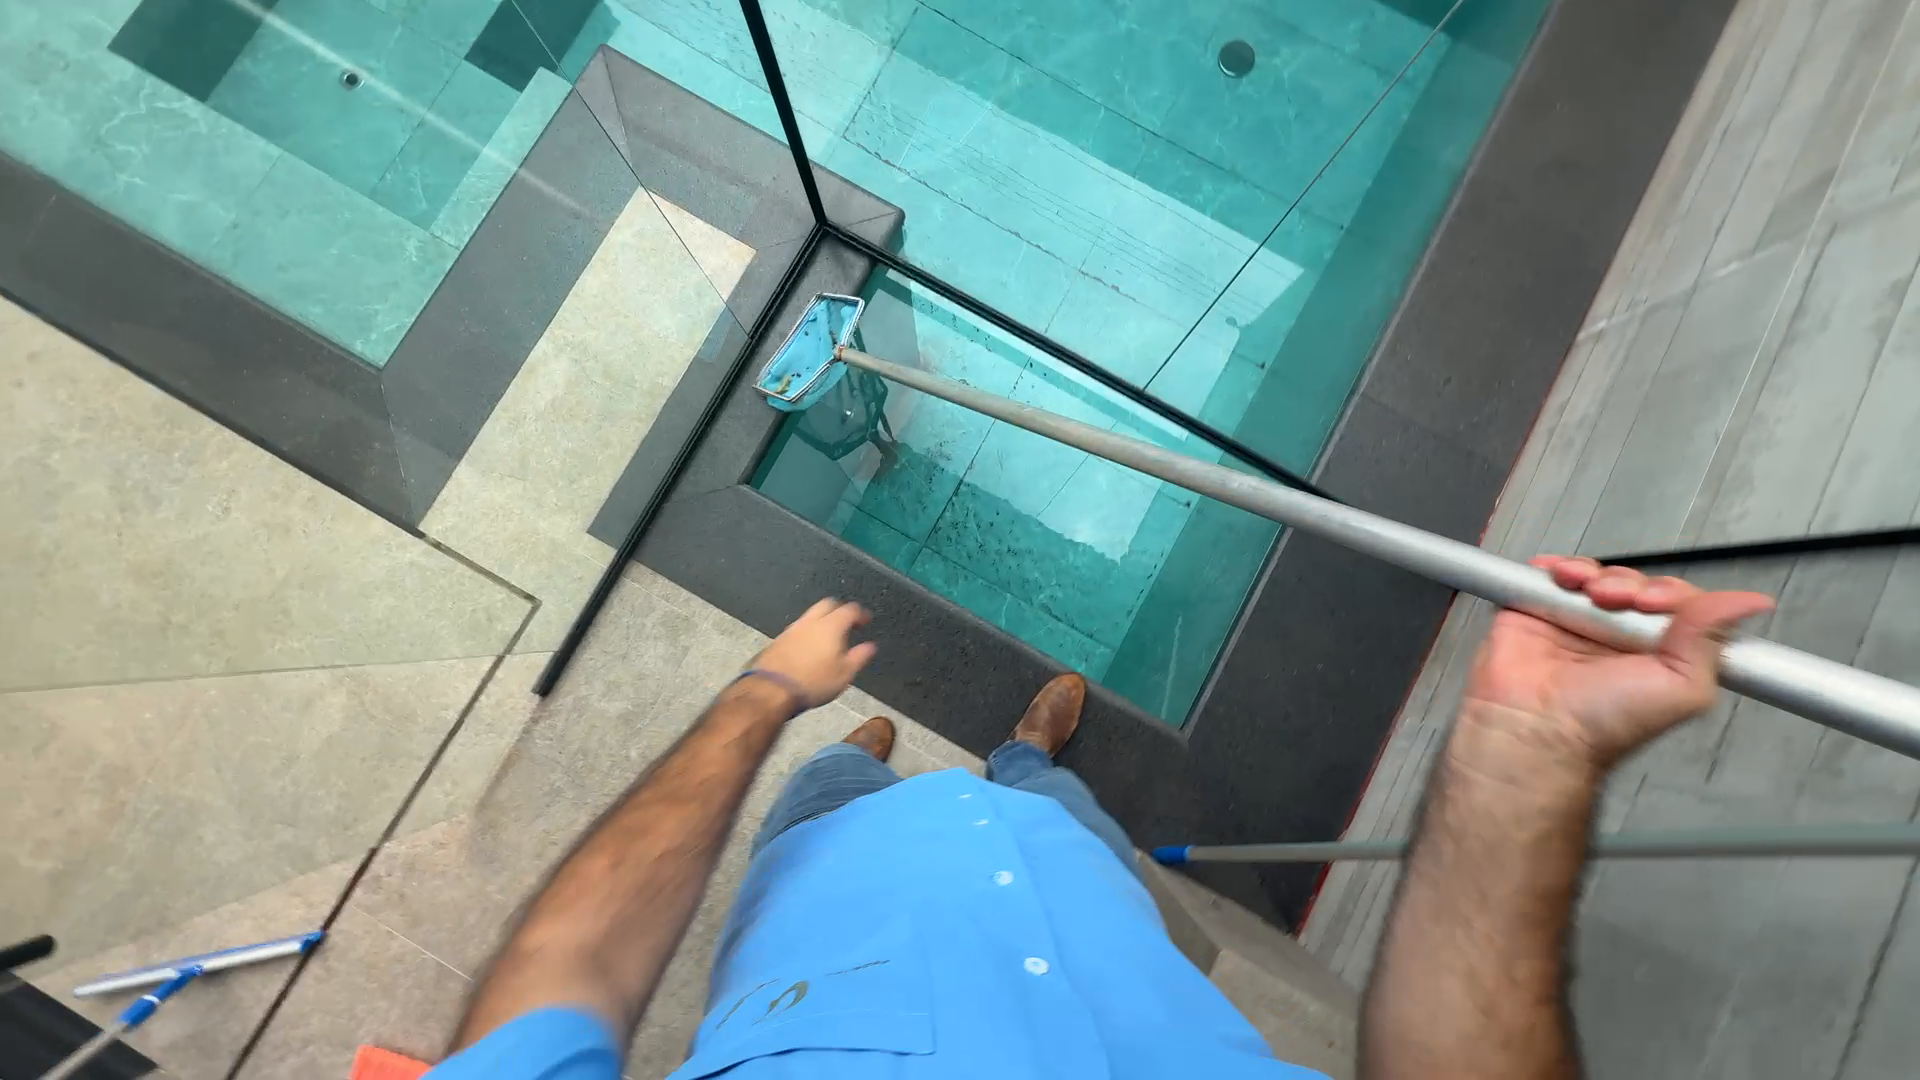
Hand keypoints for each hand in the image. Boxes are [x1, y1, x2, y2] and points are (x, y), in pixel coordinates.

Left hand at [749, 598, 877, 709]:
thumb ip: (859, 656)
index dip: (860, 613)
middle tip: (848, 623)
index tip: (866, 621)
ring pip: (811, 615)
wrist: (771, 689)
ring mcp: (793, 628)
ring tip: (829, 636)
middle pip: (828, 604)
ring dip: (823, 620)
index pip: (850, 609)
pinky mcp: (779, 639)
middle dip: (840, 610)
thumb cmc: (814, 681)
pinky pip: (799, 628)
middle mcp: (811, 621)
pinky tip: (810, 646)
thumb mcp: (844, 674)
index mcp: (831, 625)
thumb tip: (870, 646)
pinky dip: (809, 631)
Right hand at [1459, 556, 1773, 772]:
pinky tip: (1558, 572)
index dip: (1668, 593)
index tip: (1651, 604)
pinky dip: (1550, 567)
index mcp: (1655, 650)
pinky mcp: (1529, 612)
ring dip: (1590, 572)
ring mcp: (1571, 622)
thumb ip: (1710, 641)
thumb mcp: (1682, 687)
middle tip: (1614, 599)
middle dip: (1627, 582)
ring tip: (1583, 588)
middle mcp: (1614, 633)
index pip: (1674, 603)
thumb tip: (1752, 601)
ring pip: (1590, 576)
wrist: (1535, 722)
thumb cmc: (1606, 719)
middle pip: (1631, 584)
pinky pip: (1541, 578)